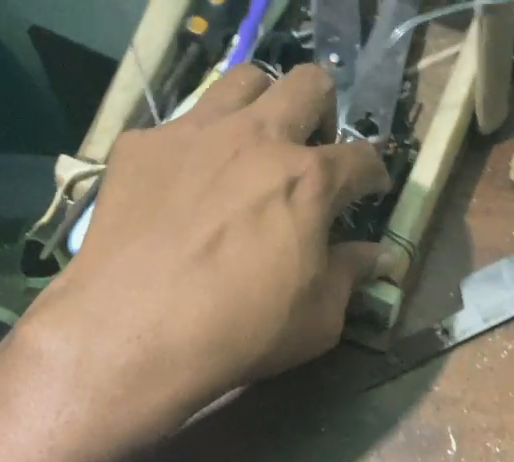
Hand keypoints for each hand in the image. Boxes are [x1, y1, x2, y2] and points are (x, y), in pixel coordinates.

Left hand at [0, 64, 391, 459]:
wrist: (138, 328)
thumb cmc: (246, 329)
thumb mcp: (320, 318)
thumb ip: (349, 276)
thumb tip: (375, 256)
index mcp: (310, 180)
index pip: (361, 158)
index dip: (373, 174)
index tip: (370, 189)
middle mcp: (257, 138)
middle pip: (307, 85)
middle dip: (324, 111)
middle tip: (313, 149)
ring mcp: (195, 132)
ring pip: (243, 80)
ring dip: (262, 104)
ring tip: (255, 145)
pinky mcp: (143, 144)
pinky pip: (182, 124)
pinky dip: (200, 146)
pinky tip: (190, 185)